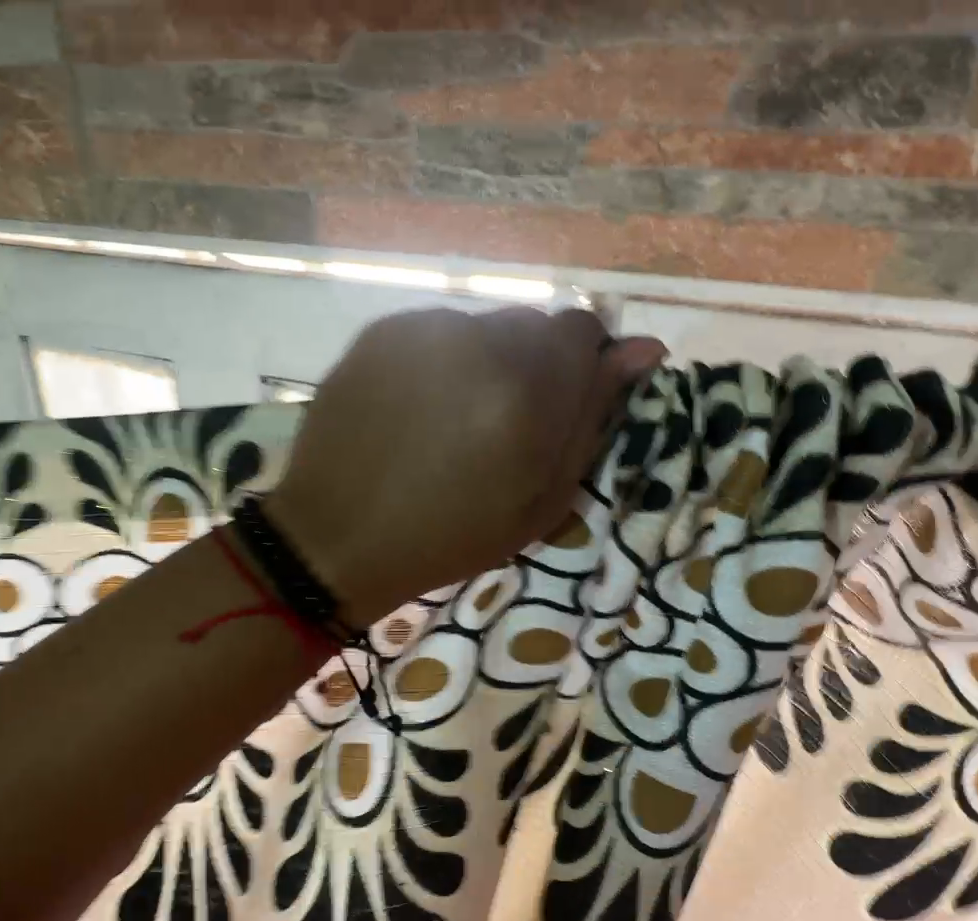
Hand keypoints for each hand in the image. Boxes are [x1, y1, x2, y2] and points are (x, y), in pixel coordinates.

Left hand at [263, 306, 667, 625]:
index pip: (584, 329)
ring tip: (450, 422)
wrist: (335, 537)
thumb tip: (642, 349)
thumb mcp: (540, 502)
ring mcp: (422, 330)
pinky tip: (414, 410)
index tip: (559, 407)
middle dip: (532, 366)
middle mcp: (477, 341)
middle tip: (500, 426)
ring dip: (483, 363)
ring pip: (482, 328)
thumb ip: (593, 420)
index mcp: (527, 389)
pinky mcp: (381, 331)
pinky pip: (434, 333)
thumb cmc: (447, 537)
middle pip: (532, 326)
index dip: (580, 366)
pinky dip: (438, 362)